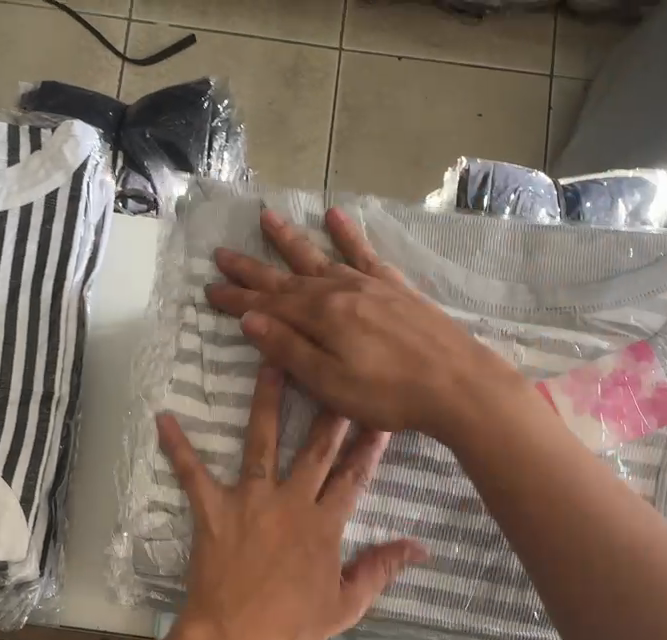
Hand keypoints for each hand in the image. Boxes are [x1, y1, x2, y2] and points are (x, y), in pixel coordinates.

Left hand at [157, 363, 426, 639]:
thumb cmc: (291, 625)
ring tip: (271, 364)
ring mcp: (250, 502)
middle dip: (330, 408)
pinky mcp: (213, 511)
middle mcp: (291, 503)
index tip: (381, 415)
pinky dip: (178, 447)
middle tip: (336, 370)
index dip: (369, 446)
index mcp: (325, 525)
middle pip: (315, 448)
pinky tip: (164, 418)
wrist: (234, 639)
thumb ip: (381, 568)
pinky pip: (193, 474)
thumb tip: (420, 547)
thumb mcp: (347, 604)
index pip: (353, 476)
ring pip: (262, 443)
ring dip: (267, 403)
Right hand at [204, 208, 515, 440]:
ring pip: (319, 257)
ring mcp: (369, 285)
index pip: (266, 305)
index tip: (209, 289)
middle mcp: (339, 291)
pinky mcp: (395, 288)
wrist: (457, 384)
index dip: (237, 299)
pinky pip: (365, 253)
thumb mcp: (328, 382)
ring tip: (267, 218)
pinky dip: (348, 234)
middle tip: (221, 253)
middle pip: (286, 276)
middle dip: (252, 268)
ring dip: (290, 240)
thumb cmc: (388, 394)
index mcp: (320, 318)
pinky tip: (335, 217)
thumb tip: (249, 319)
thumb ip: (289, 349)